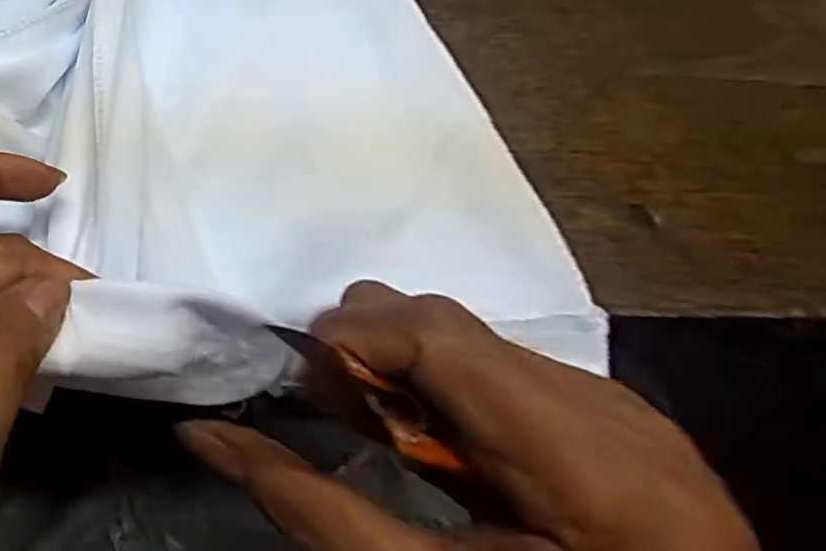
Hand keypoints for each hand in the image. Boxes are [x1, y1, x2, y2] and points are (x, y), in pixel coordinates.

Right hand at [177, 281, 757, 550]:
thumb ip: (309, 505)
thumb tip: (203, 434)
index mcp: (582, 455)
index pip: (435, 332)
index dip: (350, 340)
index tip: (309, 393)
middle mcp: (606, 407)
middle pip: (443, 319)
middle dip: (368, 350)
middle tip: (344, 417)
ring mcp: (622, 409)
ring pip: (466, 335)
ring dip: (403, 368)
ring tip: (395, 439)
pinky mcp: (623, 422)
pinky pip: (503, 366)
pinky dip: (449, 389)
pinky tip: (454, 455)